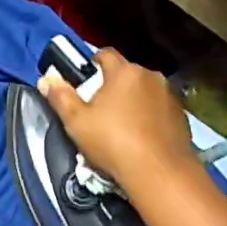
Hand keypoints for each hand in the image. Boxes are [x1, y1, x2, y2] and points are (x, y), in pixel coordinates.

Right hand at [38, 48, 197, 192]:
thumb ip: (60, 97)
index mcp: (124, 72)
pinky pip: (159, 110)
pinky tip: (141, 138)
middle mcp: (150, 76)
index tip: (85, 80)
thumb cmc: (112, 142)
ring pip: (144, 92)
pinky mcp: (180, 116)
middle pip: (126, 75)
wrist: (157, 171)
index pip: (105, 54)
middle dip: (113, 87)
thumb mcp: (76, 122)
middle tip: (99, 111)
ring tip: (122, 128)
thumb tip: (46, 78)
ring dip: (133, 103)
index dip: (92, 64)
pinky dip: (149, 118)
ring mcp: (169, 95)